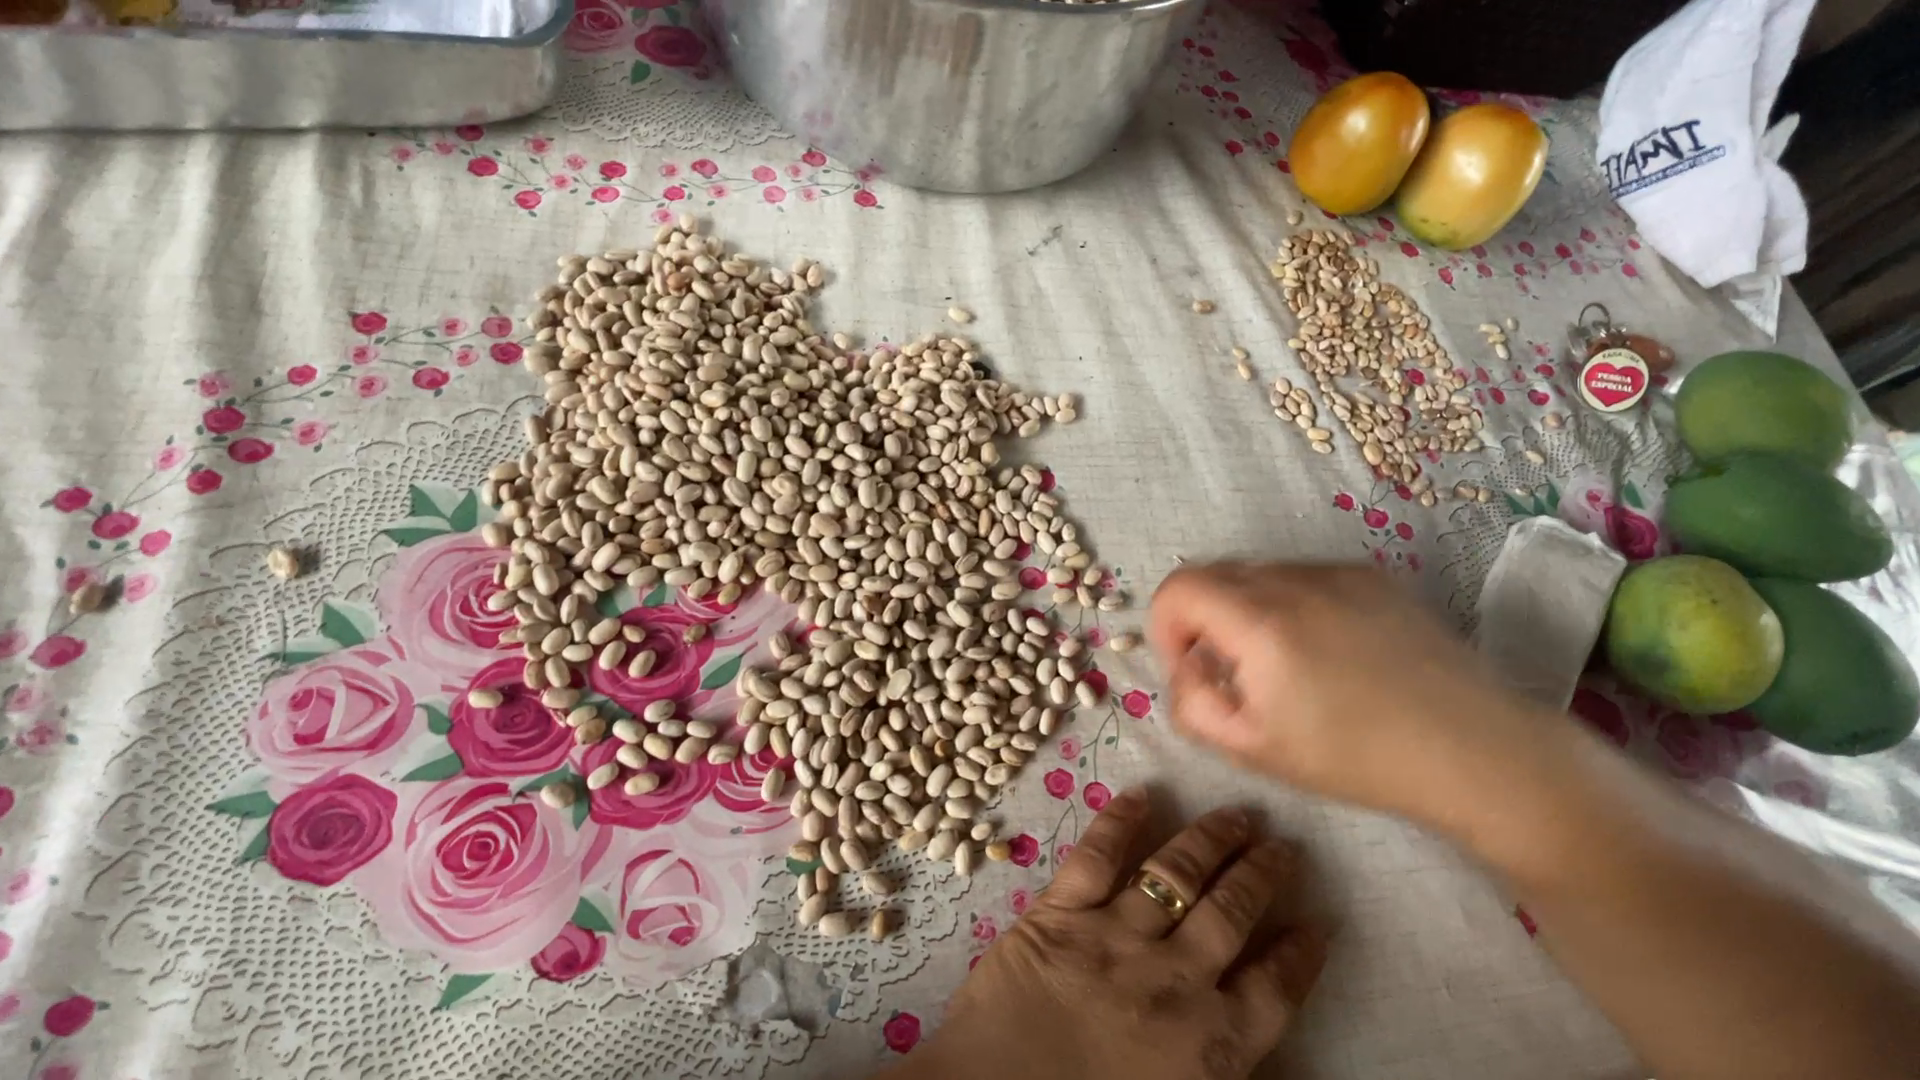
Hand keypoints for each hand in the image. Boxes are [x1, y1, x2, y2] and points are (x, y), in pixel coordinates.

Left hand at [883, 790, 1324, 1079]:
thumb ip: (1216, 1060)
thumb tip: (1242, 1030)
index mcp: (1210, 1043)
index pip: (1274, 989)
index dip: (1300, 954)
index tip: (1318, 922)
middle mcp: (1174, 979)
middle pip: (1231, 913)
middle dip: (1263, 875)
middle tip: (1284, 844)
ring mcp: (1116, 937)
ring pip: (1176, 873)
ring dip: (1211, 840)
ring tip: (1237, 815)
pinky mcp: (1059, 913)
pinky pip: (1098, 856)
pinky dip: (1121, 820)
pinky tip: (1145, 793)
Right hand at [1147, 562, 1548, 832]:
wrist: (1476, 750)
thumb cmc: (1356, 759)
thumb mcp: (1251, 748)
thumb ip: (1191, 701)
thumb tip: (1188, 663)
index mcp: (1261, 622)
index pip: (1177, 588)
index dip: (1165, 628)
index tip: (1192, 669)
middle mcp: (1296, 579)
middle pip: (1213, 575)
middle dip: (1202, 621)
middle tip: (1232, 674)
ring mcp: (1338, 571)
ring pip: (1258, 574)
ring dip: (1245, 612)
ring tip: (1285, 666)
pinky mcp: (1373, 576)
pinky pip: (1302, 577)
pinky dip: (1288, 605)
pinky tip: (1326, 653)